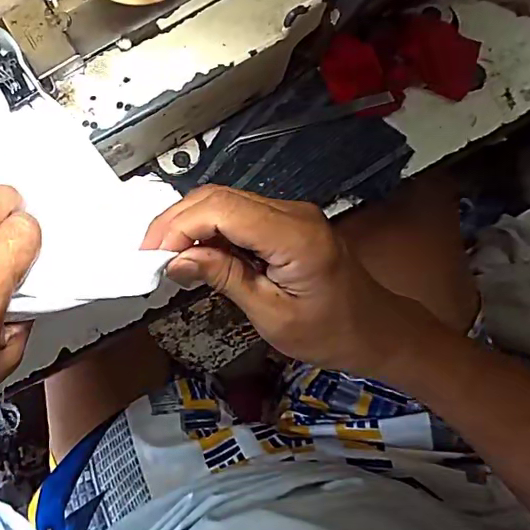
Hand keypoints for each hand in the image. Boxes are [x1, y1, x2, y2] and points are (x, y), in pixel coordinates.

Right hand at [142, 186, 445, 378]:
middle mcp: (291, 213)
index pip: (221, 210)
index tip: (154, 256)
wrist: (380, 332)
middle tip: (149, 255)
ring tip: (164, 255)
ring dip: (186, 223)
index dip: (179, 227)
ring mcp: (287, 212)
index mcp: (295, 237)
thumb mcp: (272, 316)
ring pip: (220, 200)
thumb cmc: (333, 333)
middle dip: (175, 222)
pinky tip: (190, 250)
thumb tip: (175, 262)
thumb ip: (224, 278)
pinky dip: (204, 227)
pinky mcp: (281, 220)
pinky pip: (232, 212)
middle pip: (216, 197)